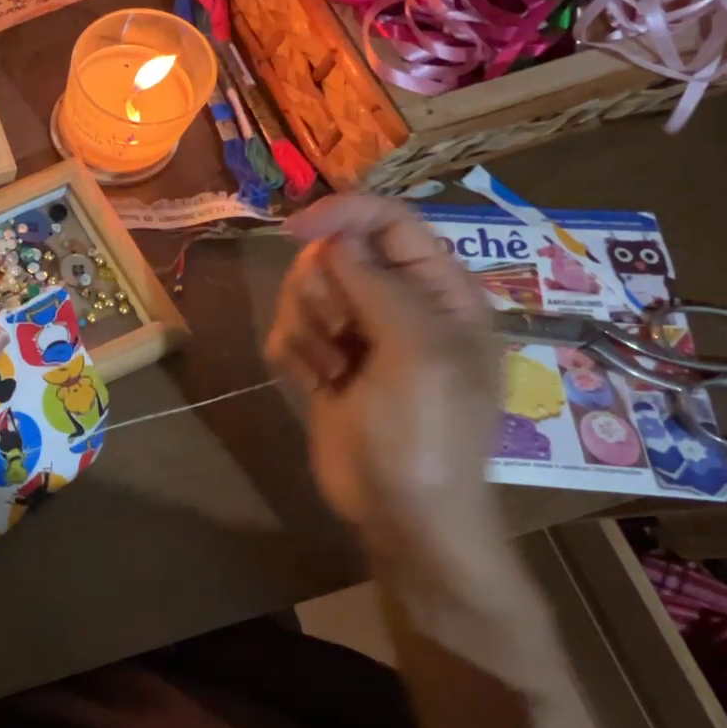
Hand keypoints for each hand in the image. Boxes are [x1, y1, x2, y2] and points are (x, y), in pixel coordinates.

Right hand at [265, 196, 499, 528]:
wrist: (401, 512)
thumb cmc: (426, 433)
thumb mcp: (417, 353)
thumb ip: (378, 286)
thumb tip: (330, 241)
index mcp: (440, 293)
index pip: (391, 222)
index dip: (344, 215)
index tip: (294, 231)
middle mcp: (397, 305)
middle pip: (335, 255)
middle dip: (321, 290)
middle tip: (337, 333)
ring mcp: (357, 336)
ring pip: (304, 293)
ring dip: (305, 328)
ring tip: (330, 369)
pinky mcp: (322, 363)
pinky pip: (286, 332)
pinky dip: (292, 355)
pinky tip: (317, 384)